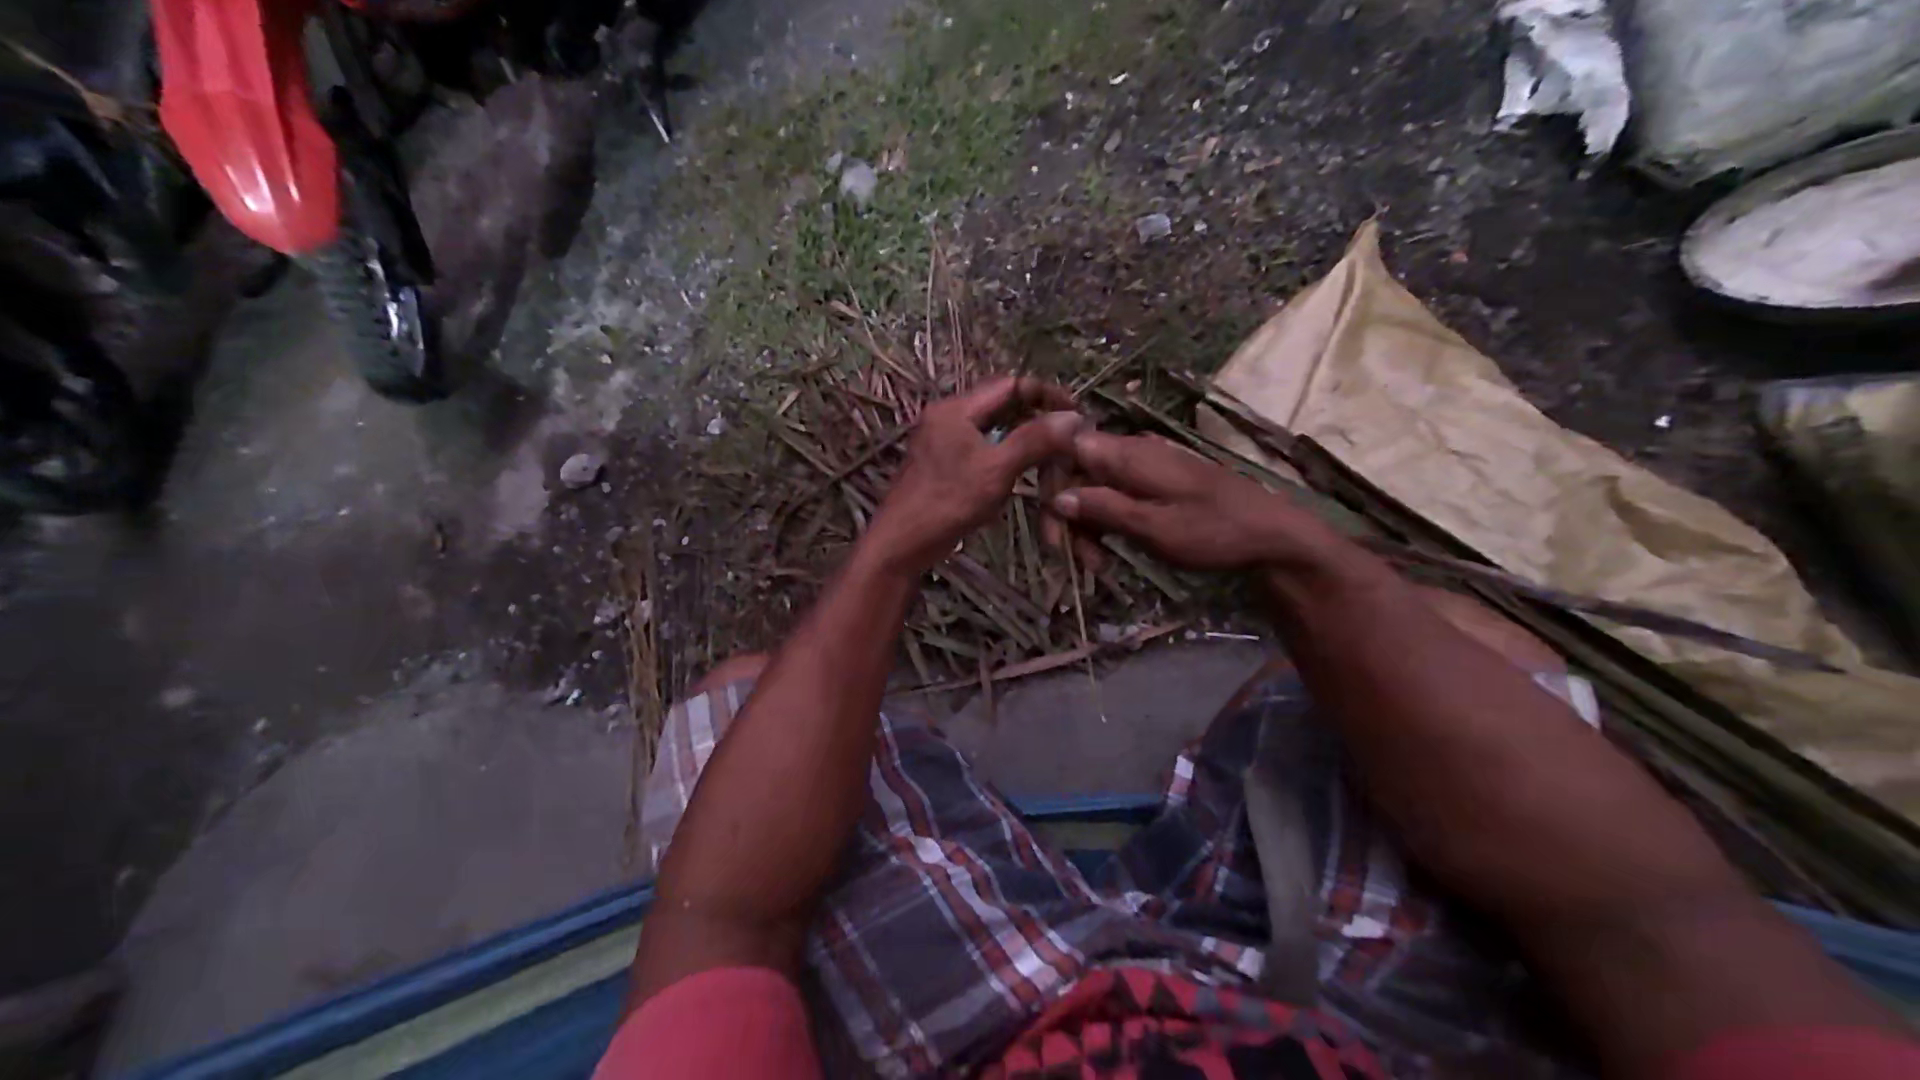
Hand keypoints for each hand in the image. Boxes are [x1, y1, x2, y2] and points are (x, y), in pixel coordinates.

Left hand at [864, 377, 1081, 574]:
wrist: (901, 543)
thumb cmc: (947, 503)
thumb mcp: (996, 470)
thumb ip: (1034, 440)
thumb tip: (1074, 417)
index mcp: (955, 408)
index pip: (1010, 384)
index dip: (1046, 395)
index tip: (1075, 414)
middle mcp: (946, 416)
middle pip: (1001, 404)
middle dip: (1036, 417)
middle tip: (1067, 437)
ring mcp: (942, 440)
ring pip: (992, 428)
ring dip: (1022, 438)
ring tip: (1051, 455)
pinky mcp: (942, 463)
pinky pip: (981, 448)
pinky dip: (1004, 455)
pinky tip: (1021, 472)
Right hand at [1051, 431, 1344, 569]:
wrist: (1272, 536)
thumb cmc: (1213, 531)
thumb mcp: (1153, 527)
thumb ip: (1103, 508)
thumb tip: (1057, 497)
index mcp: (1128, 454)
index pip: (1066, 451)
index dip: (1052, 485)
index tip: (1056, 529)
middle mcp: (1132, 451)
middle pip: (1077, 474)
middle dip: (1068, 517)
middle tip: (1077, 561)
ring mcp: (1145, 466)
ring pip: (1094, 488)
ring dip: (1087, 526)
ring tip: (1097, 565)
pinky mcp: (1156, 483)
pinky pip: (1116, 496)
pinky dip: (1107, 523)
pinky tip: (1110, 551)